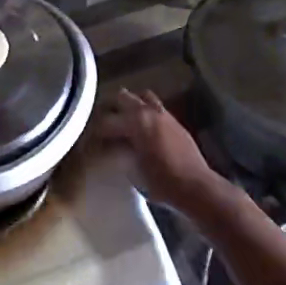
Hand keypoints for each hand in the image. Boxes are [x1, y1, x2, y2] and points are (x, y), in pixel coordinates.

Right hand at [95, 88, 224, 212]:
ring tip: (125, 121)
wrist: (196, 188)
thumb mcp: (132, 170)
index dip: (95, 132)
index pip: (105, 121)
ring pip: (141, 97)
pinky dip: (146, 112)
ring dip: (131, 106)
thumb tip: (111, 146)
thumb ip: (119, 152)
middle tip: (104, 125)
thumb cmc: (161, 182)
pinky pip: (156, 108)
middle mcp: (148, 112)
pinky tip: (145, 128)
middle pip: (122, 98)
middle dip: (110, 109)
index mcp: (134, 122)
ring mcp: (164, 115)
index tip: (89, 142)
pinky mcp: (175, 122)